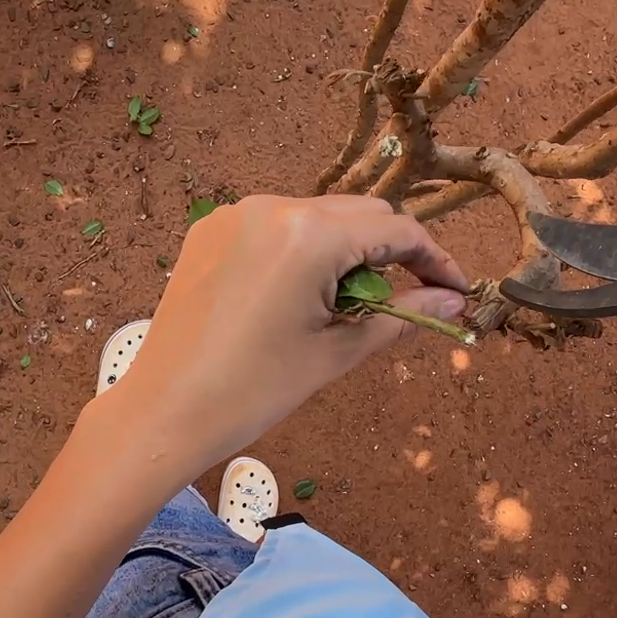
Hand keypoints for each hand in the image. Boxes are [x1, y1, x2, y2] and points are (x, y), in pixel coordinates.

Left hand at [100, 195, 467, 469]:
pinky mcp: (208, 231)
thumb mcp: (334, 352)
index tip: (452, 289)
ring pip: (315, 217)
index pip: (395, 229)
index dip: (433, 259)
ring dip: (343, 251)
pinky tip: (292, 296)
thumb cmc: (253, 390)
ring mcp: (234, 215)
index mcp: (308, 234)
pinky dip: (298, 252)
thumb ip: (398, 316)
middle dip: (389, 253)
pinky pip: (273, 228)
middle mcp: (271, 206)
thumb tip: (451, 302)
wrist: (164, 411)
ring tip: (340, 306)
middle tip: (400, 302)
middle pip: (357, 214)